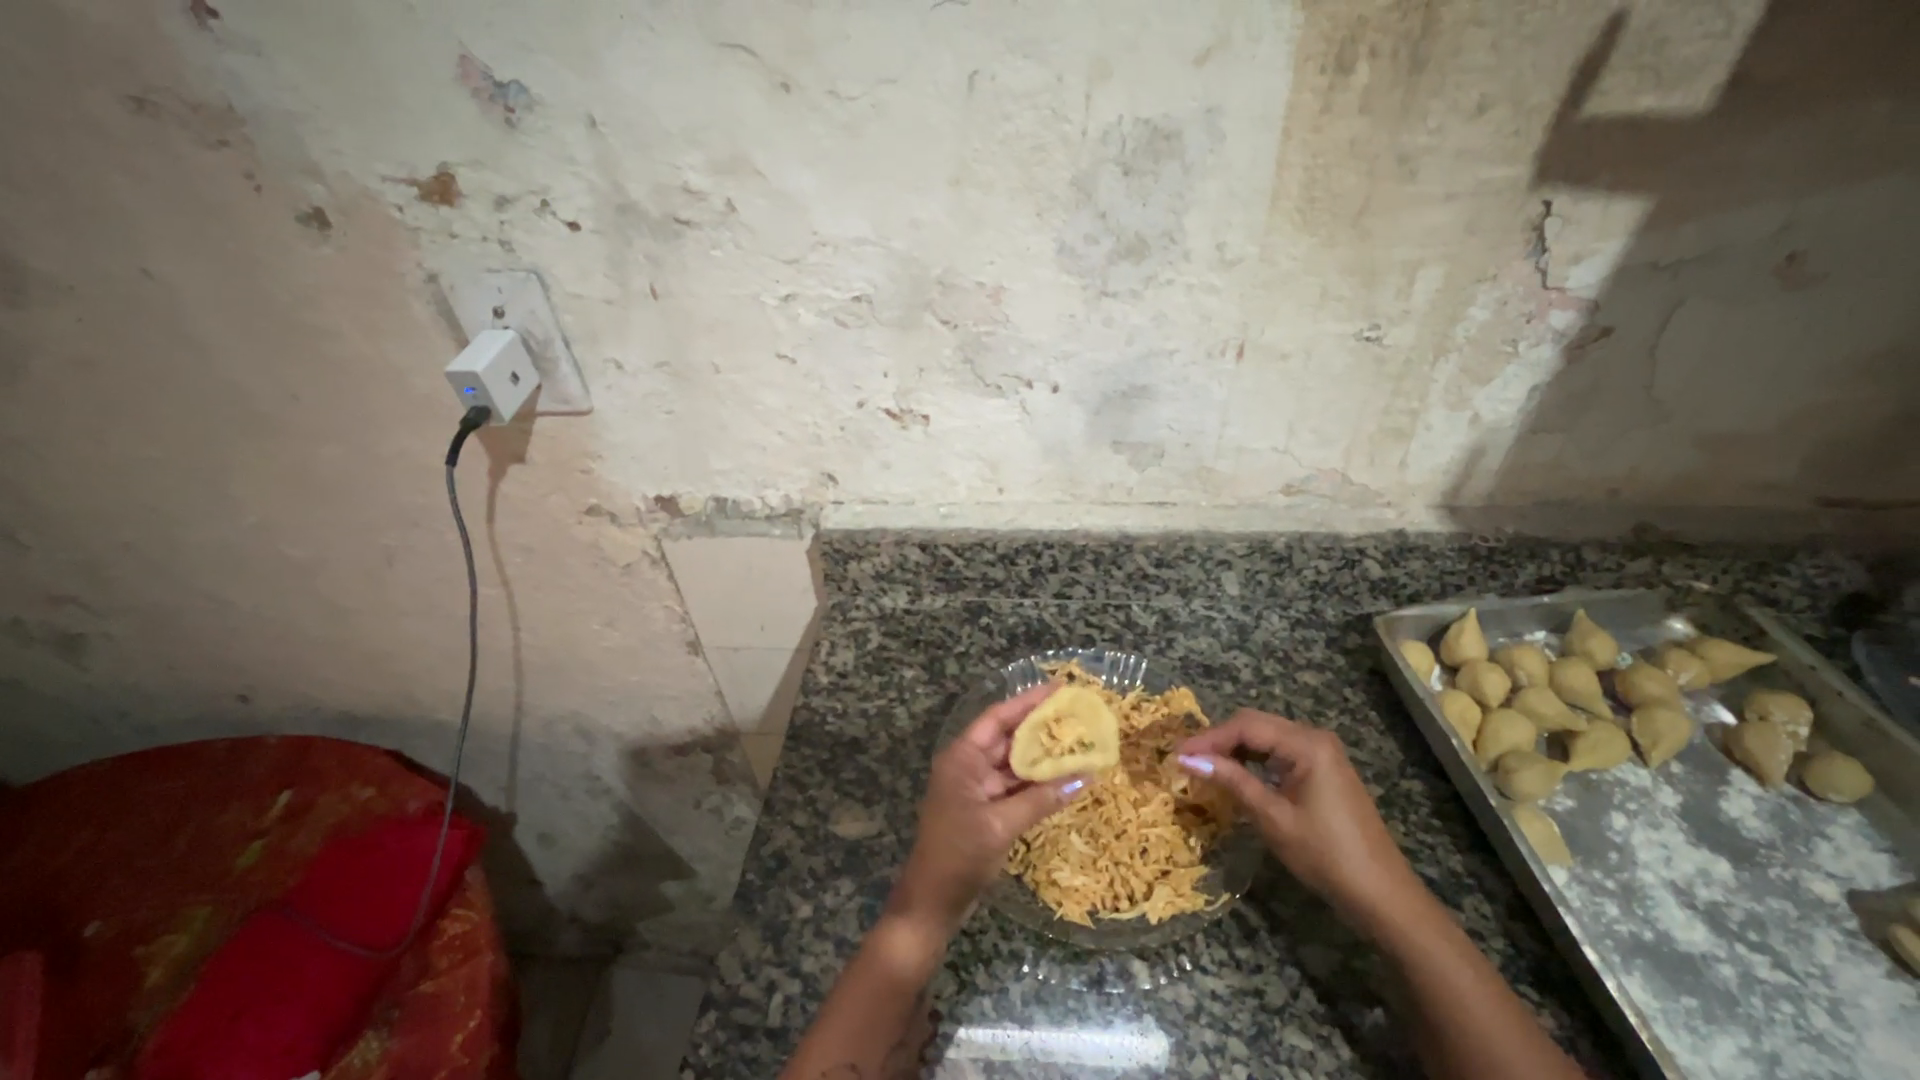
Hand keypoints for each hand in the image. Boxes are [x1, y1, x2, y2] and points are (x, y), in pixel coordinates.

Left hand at [889, 683, 1087, 932]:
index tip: (1059, 688)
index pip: (998, 718)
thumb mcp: (1001, 825)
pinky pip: (1013, 787)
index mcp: (962, 759)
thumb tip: (1084, 777)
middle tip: (1077, 715)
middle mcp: (967, 766)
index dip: (1027, 701)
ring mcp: (975, 789)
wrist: (932, 902)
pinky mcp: (984, 810)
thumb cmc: (959, 856)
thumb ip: (1042, 799)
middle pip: (1008, 737)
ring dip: (1042, 757)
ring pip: (1013, 764)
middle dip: (1040, 727)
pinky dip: (1037, 783)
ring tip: (1079, 742)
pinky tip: (1064, 778)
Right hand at [1177, 709, 1428, 936]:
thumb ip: (1231, 781)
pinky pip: (1279, 752)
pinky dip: (1253, 760)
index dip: (1207, 738)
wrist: (1380, 892)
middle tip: (1185, 760)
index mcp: (1307, 743)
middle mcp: (1315, 738)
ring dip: (1234, 749)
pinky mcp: (1323, 770)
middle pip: (1255, 725)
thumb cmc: (1325, 854)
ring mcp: (1322, 753)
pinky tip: (1234, 774)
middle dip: (1218, 740)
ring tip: (1202, 767)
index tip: (1176, 755)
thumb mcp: (1272, 817)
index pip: (1245, 726)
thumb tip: (1187, 759)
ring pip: (1266, 737)